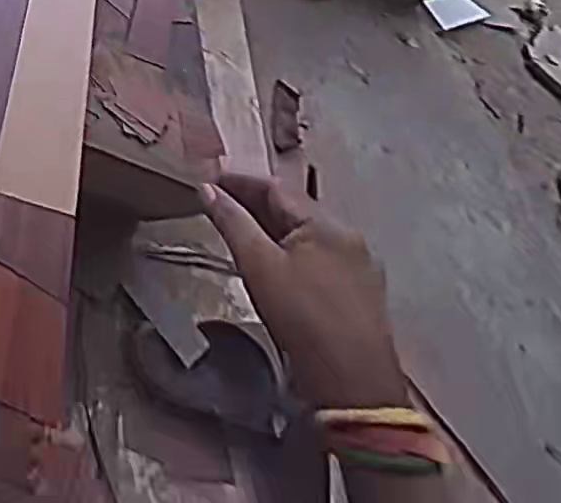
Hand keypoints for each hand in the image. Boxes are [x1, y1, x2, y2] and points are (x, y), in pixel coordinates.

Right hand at [202, 174, 408, 407]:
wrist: (350, 381)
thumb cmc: (301, 314)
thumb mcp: (256, 261)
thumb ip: (230, 219)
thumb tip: (206, 188)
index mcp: (328, 226)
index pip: (275, 187)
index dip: (236, 180)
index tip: (204, 179)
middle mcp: (348, 238)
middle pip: (290, 206)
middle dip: (248, 200)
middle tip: (211, 200)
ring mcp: (355, 264)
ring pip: (300, 229)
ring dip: (264, 222)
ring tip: (229, 223)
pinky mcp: (353, 287)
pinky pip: (311, 250)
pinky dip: (281, 243)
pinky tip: (261, 252)